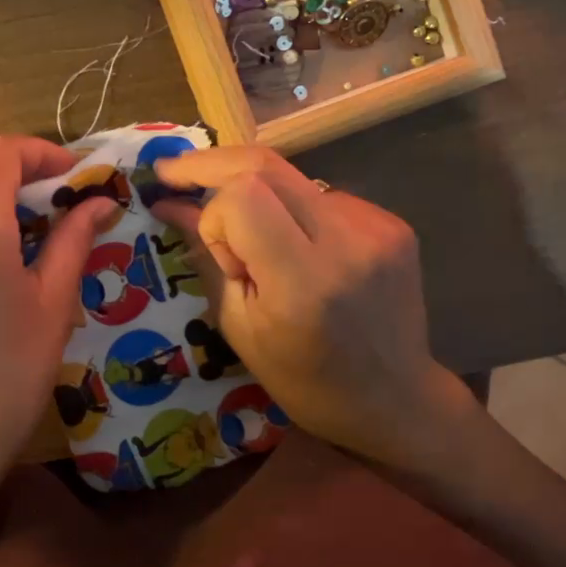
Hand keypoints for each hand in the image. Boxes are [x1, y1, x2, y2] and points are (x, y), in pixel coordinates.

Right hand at [151, 146, 469, 464]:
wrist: (396, 401)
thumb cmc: (304, 380)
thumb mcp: (238, 325)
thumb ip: (207, 256)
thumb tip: (169, 202)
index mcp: (302, 282)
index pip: (242, 194)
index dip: (214, 211)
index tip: (211, 246)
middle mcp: (345, 242)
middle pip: (264, 165)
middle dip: (213, 166)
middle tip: (176, 174)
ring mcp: (376, 227)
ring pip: (291, 176)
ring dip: (259, 196)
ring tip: (260, 241)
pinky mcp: (392, 223)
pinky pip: (321, 194)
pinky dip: (295, 211)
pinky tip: (301, 248)